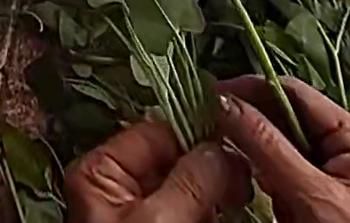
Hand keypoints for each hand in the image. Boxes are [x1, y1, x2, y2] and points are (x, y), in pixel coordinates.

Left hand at [65, 120, 246, 222]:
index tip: (235, 145)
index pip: (155, 135)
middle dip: (211, 168)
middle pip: (174, 162)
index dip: (196, 138)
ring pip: (188, 191)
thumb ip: (192, 180)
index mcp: (102, 173)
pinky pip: (192, 215)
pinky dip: (215, 214)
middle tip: (246, 177)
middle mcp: (118, 189)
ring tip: (244, 197)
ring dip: (218, 194)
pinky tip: (235, 214)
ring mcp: (142, 219)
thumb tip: (222, 148)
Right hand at [215, 77, 349, 222]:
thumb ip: (268, 146)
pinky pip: (295, 179)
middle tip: (229, 149)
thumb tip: (224, 101)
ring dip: (270, 172)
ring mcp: (348, 180)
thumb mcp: (314, 201)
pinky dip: (280, 192)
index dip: (253, 90)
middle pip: (290, 121)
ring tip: (279, 205)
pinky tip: (283, 212)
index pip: (297, 94)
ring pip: (287, 151)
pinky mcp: (336, 203)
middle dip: (262, 139)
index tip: (214, 96)